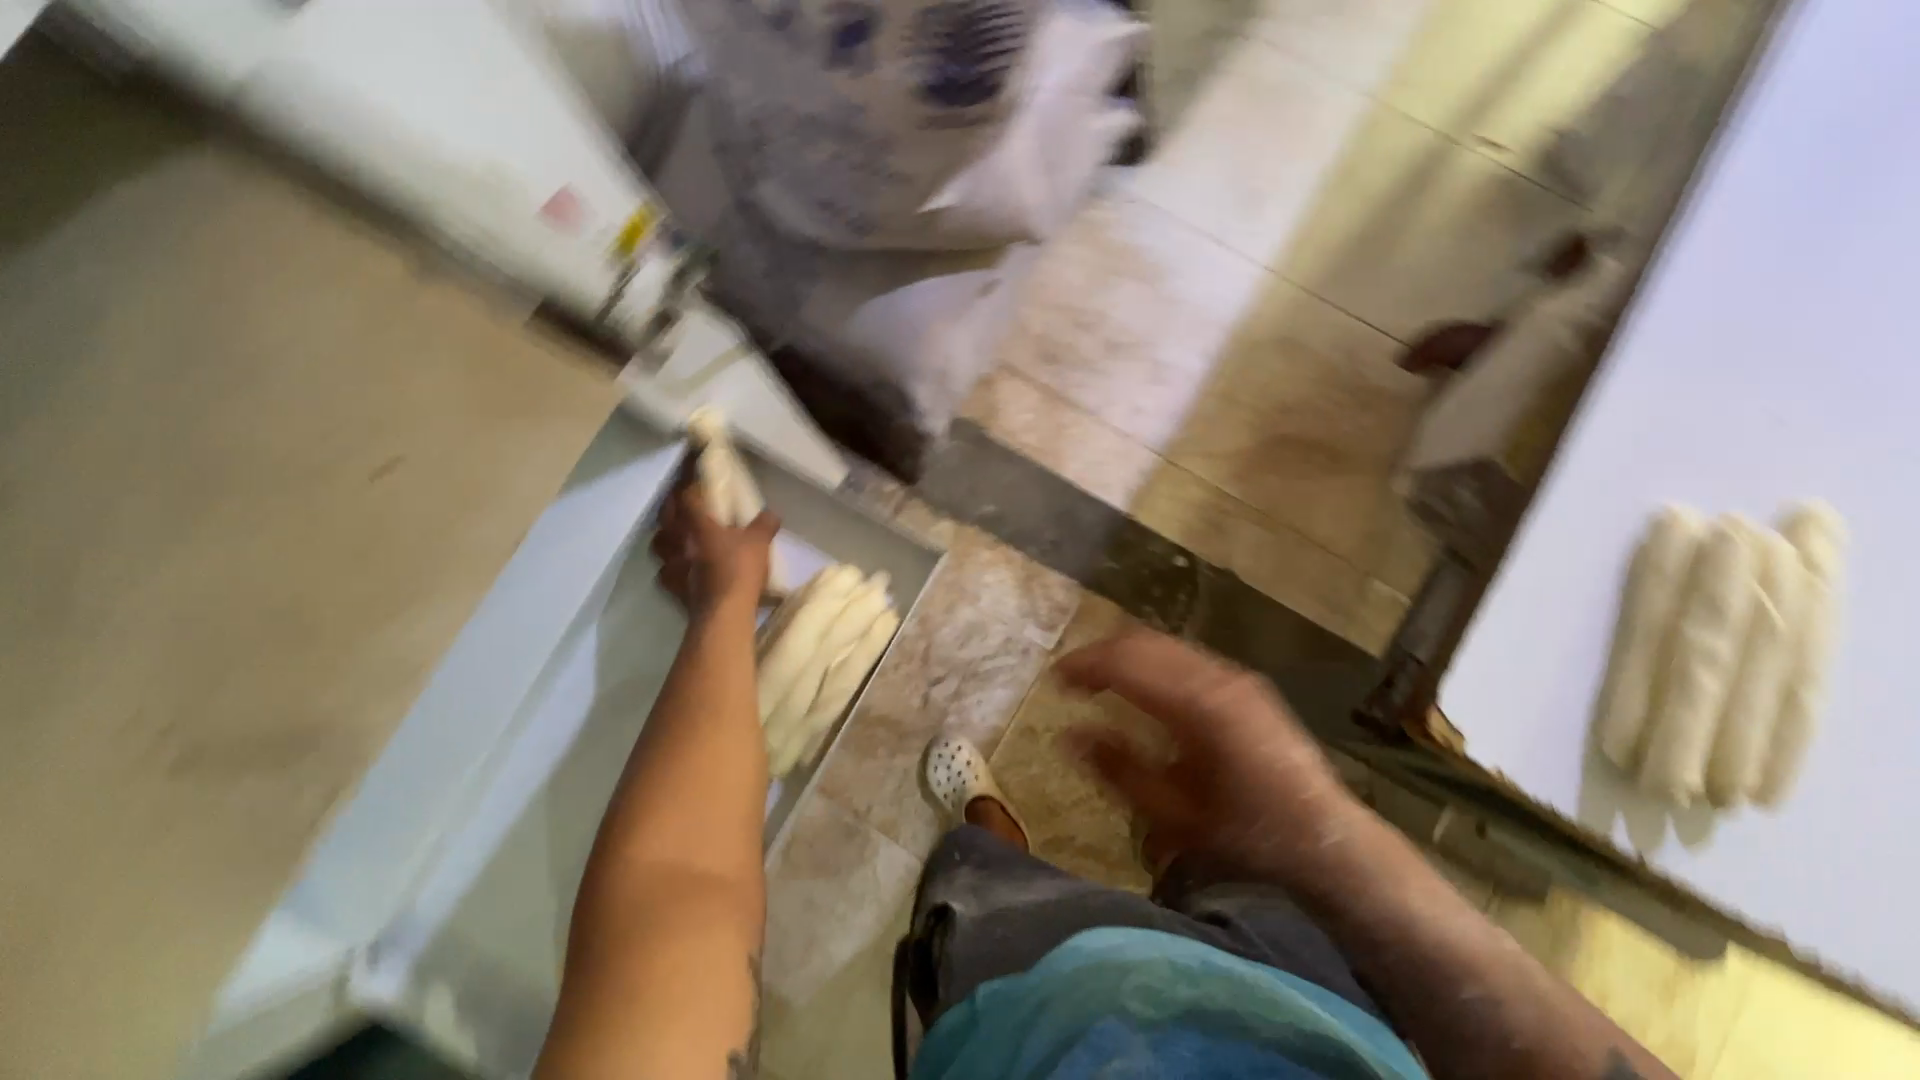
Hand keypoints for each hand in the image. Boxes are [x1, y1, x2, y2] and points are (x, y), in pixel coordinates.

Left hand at [650, 484, 778, 615]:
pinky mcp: (670, 587)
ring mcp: (670, 564)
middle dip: (672, 507)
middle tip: (681, 503)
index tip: (695, 478)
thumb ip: (764, 524)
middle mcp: (676, 539)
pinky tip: (679, 568)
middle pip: (665, 516)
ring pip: (658, 543)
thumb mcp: (760, 542)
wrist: (724, 612)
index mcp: (695, 522)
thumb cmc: (739, 569)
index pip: (685, 495)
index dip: (689, 484)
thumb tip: (771, 513)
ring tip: (676, 536)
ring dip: (665, 536)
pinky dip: (670, 567)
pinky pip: (664, 571)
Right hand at [1056, 628, 1363, 883]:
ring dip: (1126, 655)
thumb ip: (1118, 771)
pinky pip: (1185, 655)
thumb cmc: (1246, 833)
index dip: (1084, 665)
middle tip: (1071, 680)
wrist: (1325, 835)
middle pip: (1144, 640)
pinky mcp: (1244, 683)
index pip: (1126, 662)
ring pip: (1165, 643)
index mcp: (1198, 705)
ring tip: (1099, 682)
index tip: (1054, 680)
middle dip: (1101, 653)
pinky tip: (1142, 689)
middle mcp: (1217, 677)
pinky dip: (1152, 661)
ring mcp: (1235, 676)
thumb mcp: (1173, 814)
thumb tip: (1069, 737)